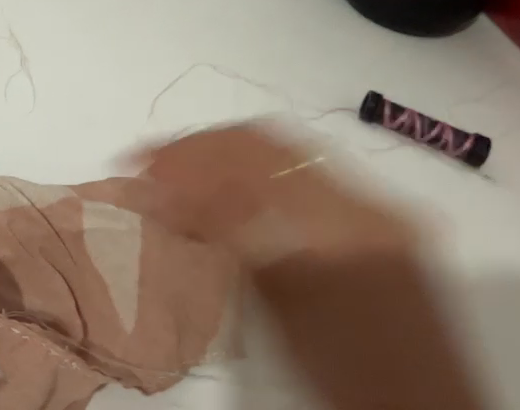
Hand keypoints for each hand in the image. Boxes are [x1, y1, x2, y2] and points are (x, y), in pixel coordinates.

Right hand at [140, 125, 486, 409]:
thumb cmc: (343, 377)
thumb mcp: (276, 315)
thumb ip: (226, 240)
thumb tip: (160, 192)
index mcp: (342, 226)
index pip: (249, 157)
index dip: (186, 155)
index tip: (138, 168)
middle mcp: (367, 204)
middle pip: (265, 142)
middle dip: (200, 148)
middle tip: (150, 166)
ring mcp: (378, 210)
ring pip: (283, 152)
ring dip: (224, 156)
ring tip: (179, 176)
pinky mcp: (381, 222)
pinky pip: (306, 174)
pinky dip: (256, 174)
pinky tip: (225, 193)